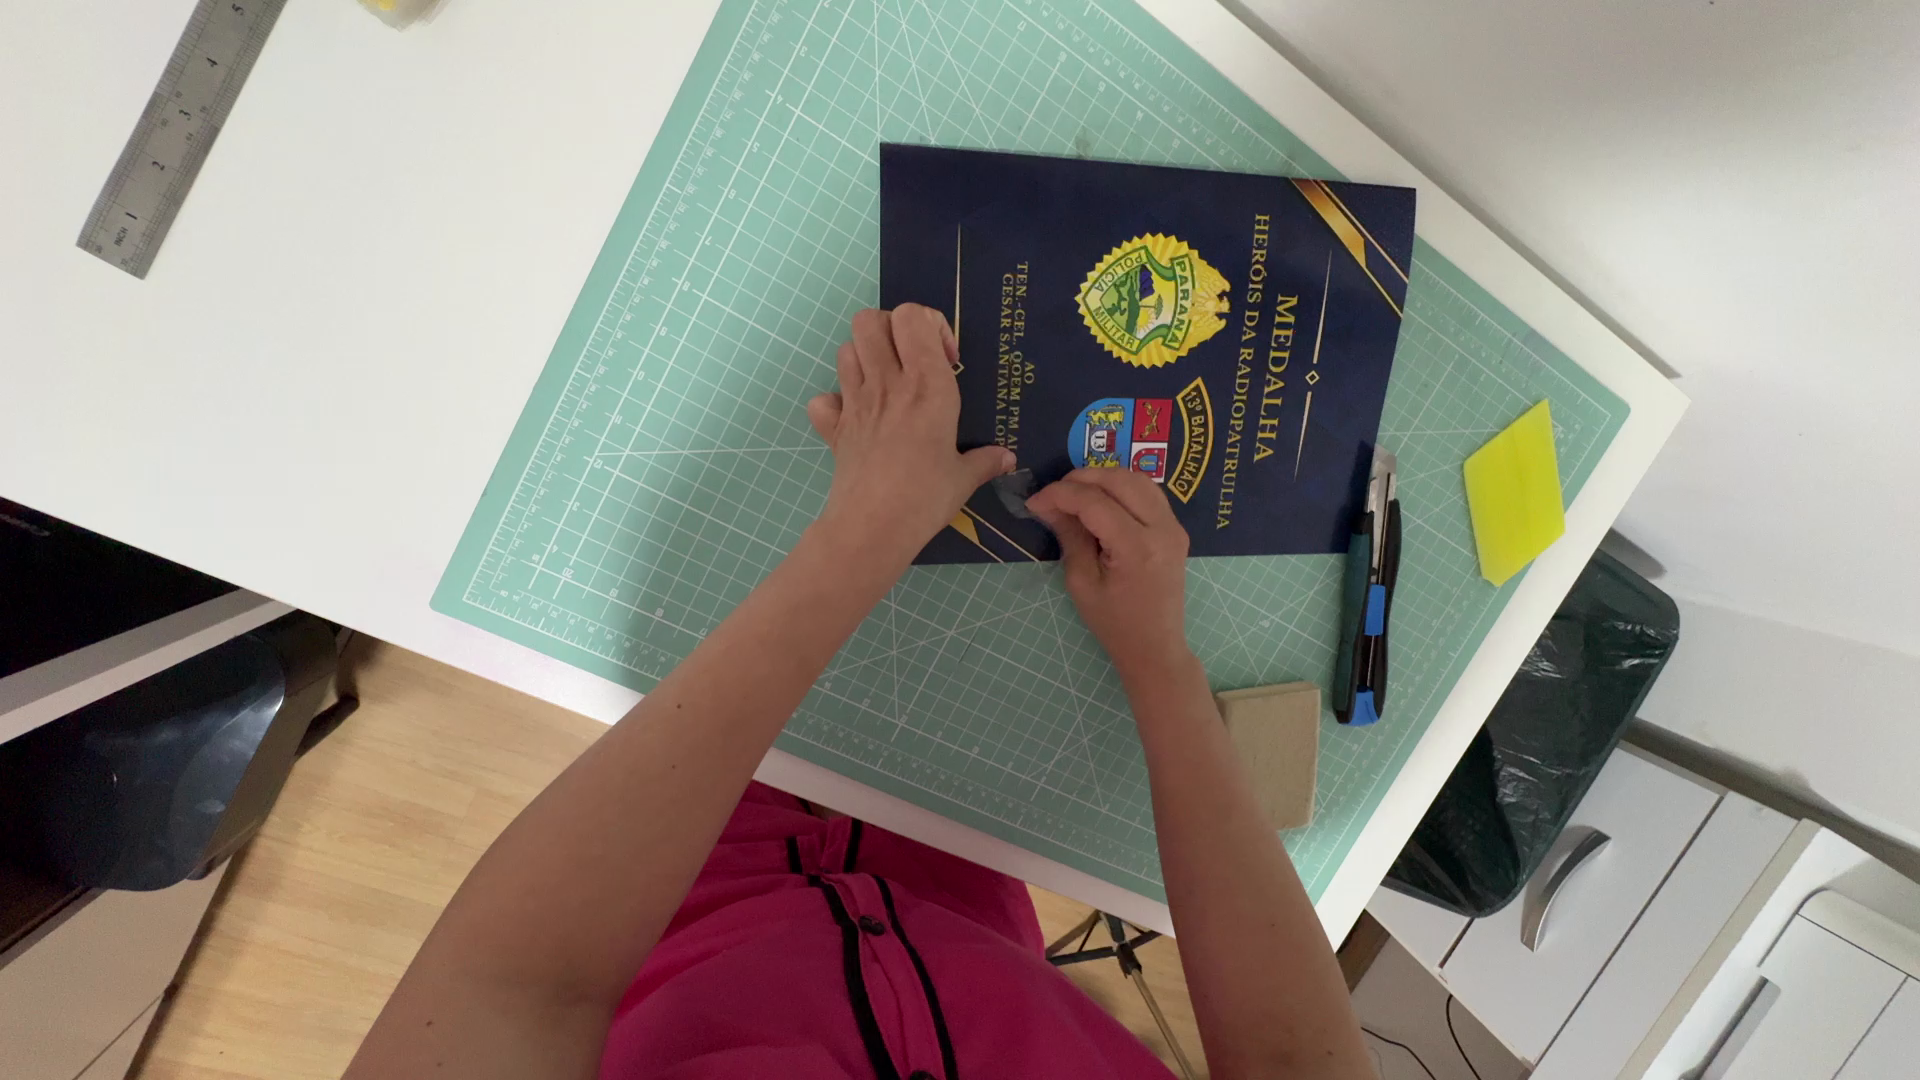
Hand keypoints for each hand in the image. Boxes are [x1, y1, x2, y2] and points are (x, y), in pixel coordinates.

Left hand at [807, 305, 1014, 565]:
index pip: (914, 317)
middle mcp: (888, 383)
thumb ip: (985, 461)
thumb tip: (1007, 459)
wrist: (873, 527)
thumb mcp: (964, 478)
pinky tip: (856, 419)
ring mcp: (855, 403)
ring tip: (887, 386)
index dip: (930, 325)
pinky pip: (823, 399)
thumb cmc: (926, 497)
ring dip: (866, 358)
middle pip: (870, 320)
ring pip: (846, 349)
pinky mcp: (834, 428)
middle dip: (890, 330)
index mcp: (927, 385)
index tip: (947, 359)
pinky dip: (835, 402)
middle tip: (910, 361)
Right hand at [1027, 468, 1194, 686]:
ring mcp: (1174, 527)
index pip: (1094, 502)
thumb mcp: (1082, 582)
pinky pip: (1148, 493)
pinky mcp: (1176, 529)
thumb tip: (1047, 505)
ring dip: (1103, 478)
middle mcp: (1162, 529)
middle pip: (1119, 480)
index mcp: (1136, 548)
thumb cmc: (1114, 623)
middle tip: (1054, 495)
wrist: (1155, 647)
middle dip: (1080, 479)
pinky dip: (1121, 488)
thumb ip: (1069, 536)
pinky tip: (1101, 501)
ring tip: (1075, 494)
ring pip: (1137, 479)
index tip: (1034, 502)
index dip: (1059, 494)